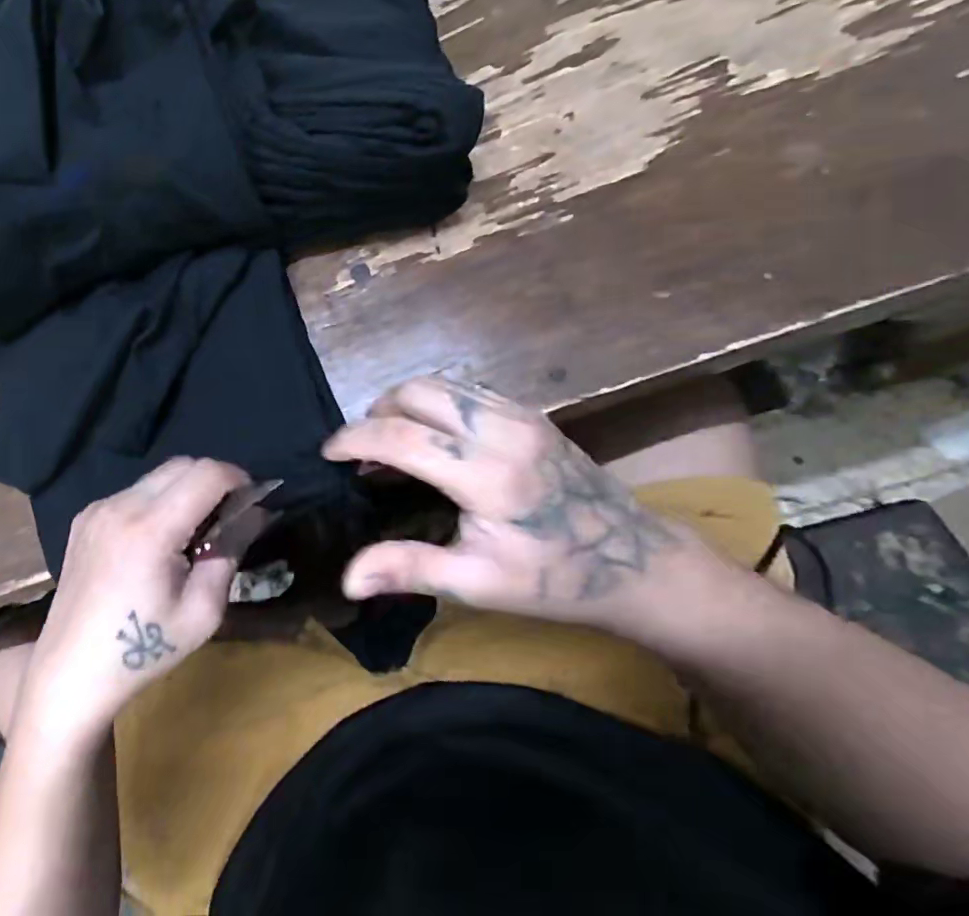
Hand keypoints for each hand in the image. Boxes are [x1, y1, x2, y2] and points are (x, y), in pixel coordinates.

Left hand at [14, 458, 250, 744]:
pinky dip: (155, 503)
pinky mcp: (84, 518)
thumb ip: (230, 553)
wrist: (73, 669)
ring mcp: (97, 509)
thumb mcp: (202, 611)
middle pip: (180, 464)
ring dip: (183, 491)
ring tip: (191, 535)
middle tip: (228, 518)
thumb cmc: (144, 650)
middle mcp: (120, 505)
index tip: (253, 501)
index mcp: (150, 528)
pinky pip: (131, 493)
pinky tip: (155, 543)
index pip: (205, 473)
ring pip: (155, 477)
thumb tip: (254, 514)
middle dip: (212, 482)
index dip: (238, 479)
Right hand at [323, 375, 728, 633]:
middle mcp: (504, 431)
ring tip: (389, 444)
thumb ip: (409, 570)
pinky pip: (463, 390)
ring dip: (401, 405)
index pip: (400, 435)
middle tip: (362, 453)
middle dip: (374, 414)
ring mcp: (521, 415)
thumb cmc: (555, 580)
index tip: (328, 455)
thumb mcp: (479, 585)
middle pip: (415, 392)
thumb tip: (346, 581)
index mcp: (489, 477)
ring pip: (438, 384)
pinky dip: (430, 404)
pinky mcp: (530, 413)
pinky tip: (429, 439)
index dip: (353, 439)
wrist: (641, 564)